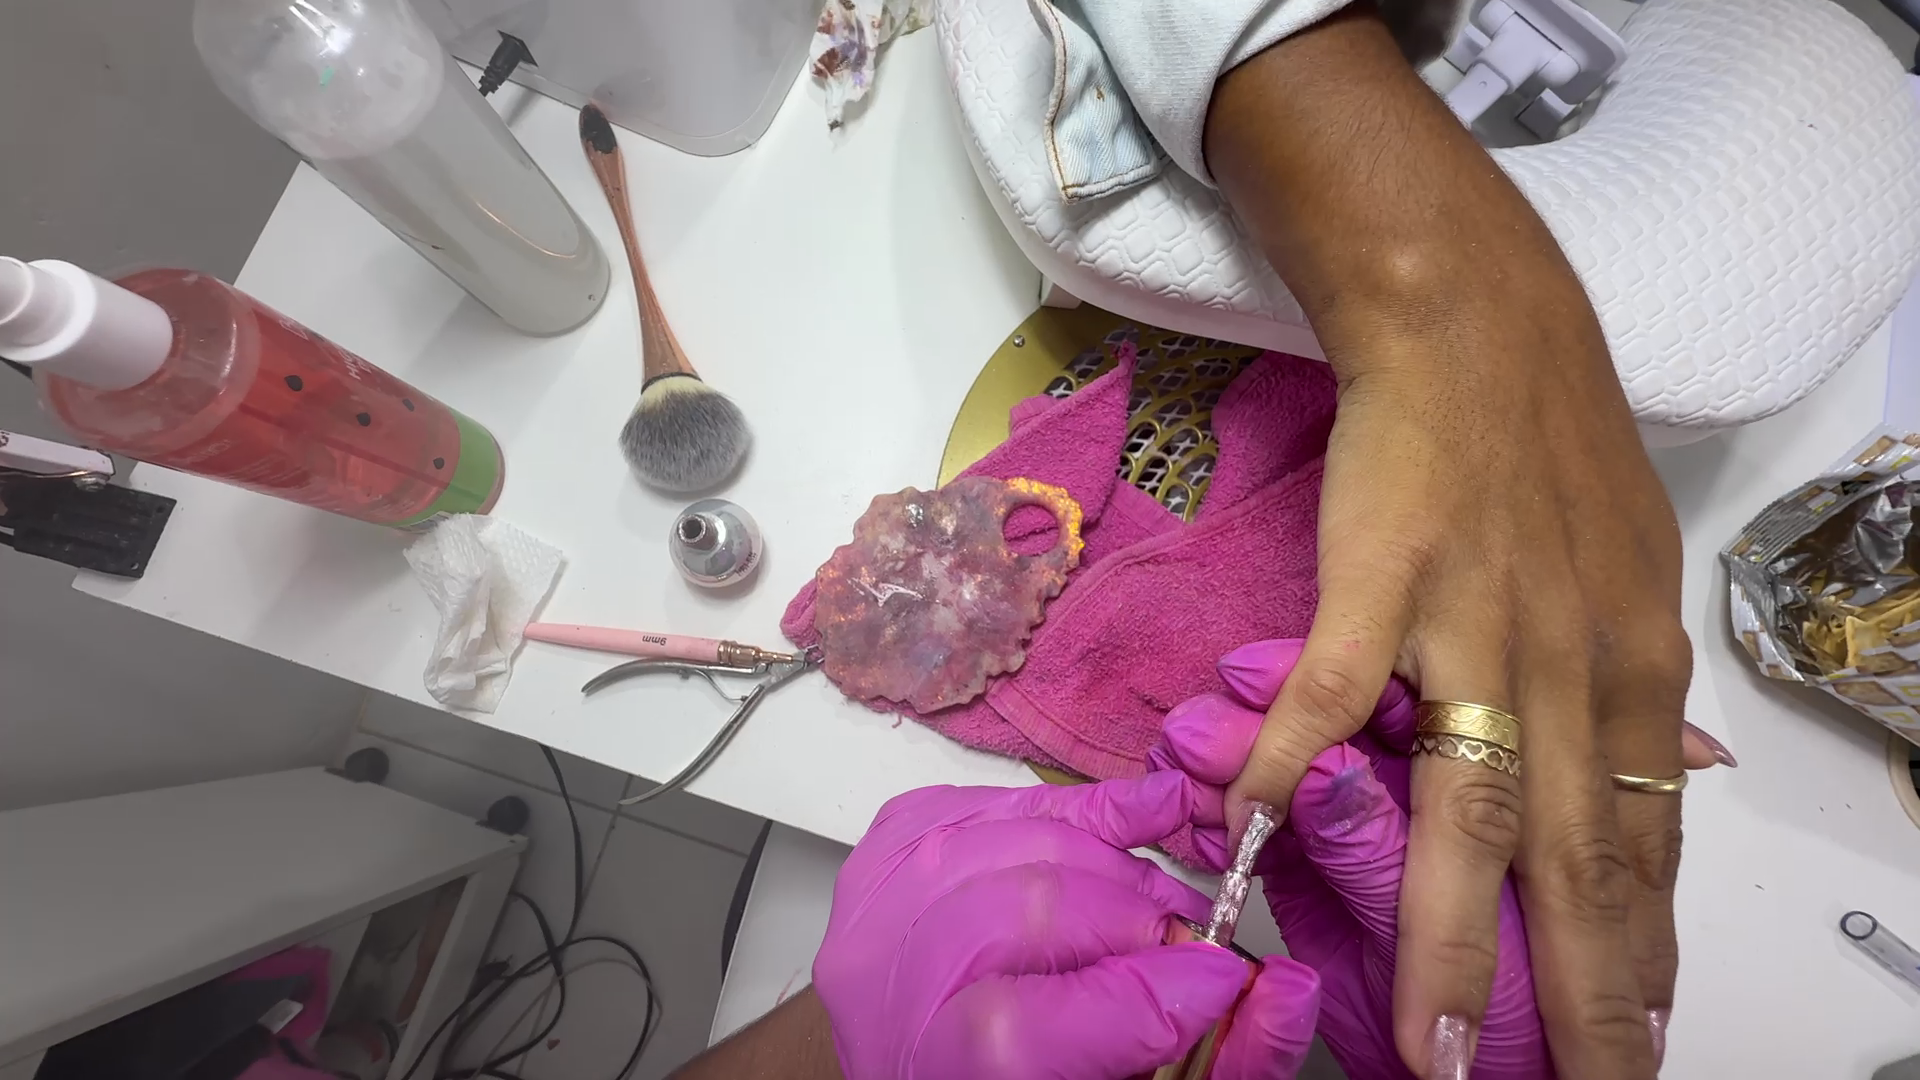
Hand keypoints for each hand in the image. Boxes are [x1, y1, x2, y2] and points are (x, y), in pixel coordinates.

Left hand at [812, 776, 1321, 1079]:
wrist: (917, 1036)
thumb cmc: (1005, 1072)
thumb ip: (1215, 1060)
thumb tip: (1283, 988)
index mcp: (919, 1062)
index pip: (1018, 1029)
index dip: (1139, 999)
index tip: (1221, 976)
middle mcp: (879, 966)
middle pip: (1022, 912)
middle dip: (1132, 916)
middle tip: (1190, 936)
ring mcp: (881, 883)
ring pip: (1023, 837)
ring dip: (1112, 860)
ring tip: (1154, 896)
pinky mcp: (900, 826)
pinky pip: (1008, 795)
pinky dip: (1078, 805)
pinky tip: (1130, 817)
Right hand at [1204, 11, 1700, 1076]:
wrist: (1479, 335)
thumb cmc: (1538, 447)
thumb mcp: (1620, 568)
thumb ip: (1614, 676)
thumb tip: (1616, 765)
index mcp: (1629, 675)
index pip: (1640, 852)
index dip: (1634, 959)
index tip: (1629, 1042)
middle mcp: (1568, 677)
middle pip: (1576, 869)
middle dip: (1575, 1003)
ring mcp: (1470, 635)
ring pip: (1469, 817)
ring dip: (1448, 941)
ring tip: (1439, 1044)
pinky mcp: (1380, 587)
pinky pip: (1330, 698)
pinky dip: (1284, 764)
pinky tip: (1243, 825)